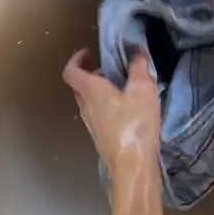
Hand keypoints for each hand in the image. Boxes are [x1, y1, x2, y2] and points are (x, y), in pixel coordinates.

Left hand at [63, 49, 160, 180]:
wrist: (131, 165)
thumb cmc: (134, 124)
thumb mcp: (143, 89)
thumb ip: (139, 67)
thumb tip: (136, 49)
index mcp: (91, 91)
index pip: (71, 71)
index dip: (76, 59)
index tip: (88, 52)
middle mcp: (85, 106)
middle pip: (79, 86)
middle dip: (91, 75)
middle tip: (109, 70)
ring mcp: (91, 124)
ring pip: (88, 102)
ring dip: (99, 92)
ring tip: (122, 89)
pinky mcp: (100, 137)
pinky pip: (97, 116)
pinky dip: (106, 107)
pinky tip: (127, 111)